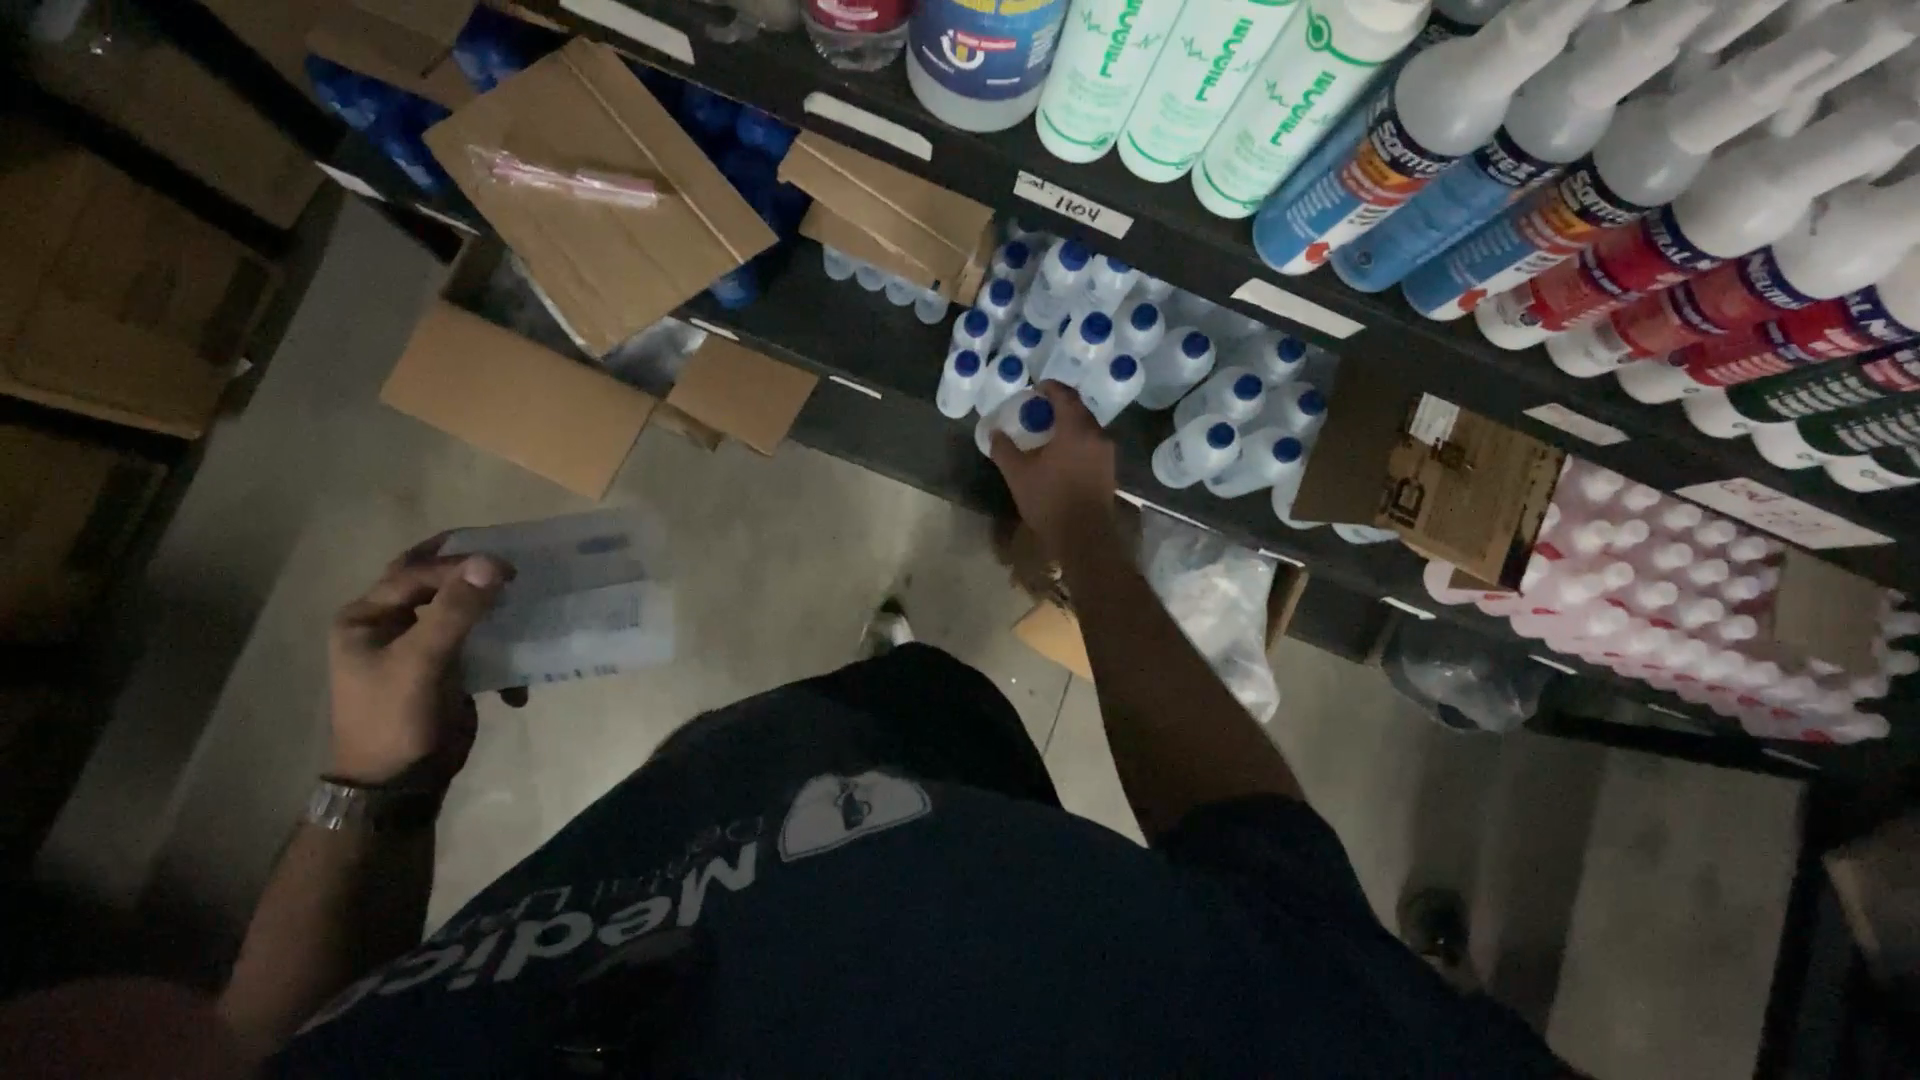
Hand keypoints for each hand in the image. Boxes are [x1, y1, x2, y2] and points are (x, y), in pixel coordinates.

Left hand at [326, 535, 513, 787]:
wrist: (399, 785)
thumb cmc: (394, 720)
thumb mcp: (420, 662)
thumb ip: (455, 612)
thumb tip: (490, 562)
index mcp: (366, 619)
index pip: (415, 574)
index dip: (459, 565)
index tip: (508, 568)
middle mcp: (388, 627)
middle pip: (432, 584)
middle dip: (469, 572)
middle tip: (511, 560)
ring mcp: (418, 649)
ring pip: (459, 613)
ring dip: (491, 610)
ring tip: (524, 604)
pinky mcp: (446, 670)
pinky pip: (478, 646)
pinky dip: (501, 652)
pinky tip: (517, 677)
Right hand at [990, 381, 1117, 554]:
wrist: (1084, 537)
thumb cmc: (1050, 501)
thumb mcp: (1018, 474)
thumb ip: (1004, 449)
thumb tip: (995, 433)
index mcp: (1076, 429)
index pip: (1065, 395)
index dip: (1049, 387)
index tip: (1034, 389)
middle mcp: (1097, 434)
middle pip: (1078, 408)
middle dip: (1058, 405)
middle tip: (1037, 411)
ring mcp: (1106, 452)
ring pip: (1086, 427)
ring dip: (1067, 424)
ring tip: (1046, 432)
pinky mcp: (1109, 468)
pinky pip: (1091, 442)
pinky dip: (1076, 439)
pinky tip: (1060, 453)